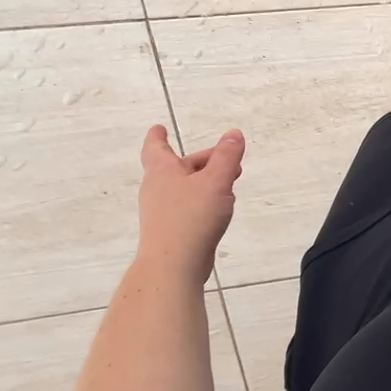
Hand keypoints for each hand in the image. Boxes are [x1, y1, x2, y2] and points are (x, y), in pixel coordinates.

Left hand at [136, 125, 244, 281]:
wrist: (174, 262)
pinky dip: (203, 199)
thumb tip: (234, 134)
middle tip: (227, 158)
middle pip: (178, 167)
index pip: (156, 147)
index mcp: (162, 171)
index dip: (159, 137)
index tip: (159, 128)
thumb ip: (227, 157)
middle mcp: (157, 188)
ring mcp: (161, 209)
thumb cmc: (192, 216)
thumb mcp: (216, 181)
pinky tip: (219, 208)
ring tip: (229, 183)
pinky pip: (187, 205)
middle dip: (202, 161)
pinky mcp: (170, 228)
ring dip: (205, 181)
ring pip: (184, 186)